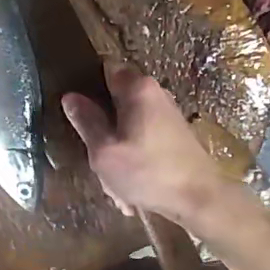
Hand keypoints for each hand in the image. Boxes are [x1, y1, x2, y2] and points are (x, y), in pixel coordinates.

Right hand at [60, 63, 226, 223]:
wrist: (200, 199)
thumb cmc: (148, 172)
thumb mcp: (105, 152)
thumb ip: (86, 122)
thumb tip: (70, 97)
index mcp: (138, 89)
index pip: (105, 70)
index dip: (87, 89)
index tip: (78, 115)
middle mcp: (156, 94)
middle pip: (115, 105)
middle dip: (103, 135)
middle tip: (99, 164)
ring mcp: (168, 116)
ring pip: (128, 131)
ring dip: (118, 158)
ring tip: (118, 189)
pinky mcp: (175, 137)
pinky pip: (144, 145)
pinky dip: (135, 165)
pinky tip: (133, 194)